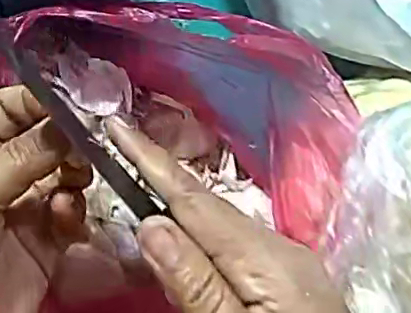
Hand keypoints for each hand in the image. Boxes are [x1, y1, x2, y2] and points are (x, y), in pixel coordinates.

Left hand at [0, 85, 90, 312]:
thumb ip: (18, 159)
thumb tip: (64, 124)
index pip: (7, 107)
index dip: (36, 99)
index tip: (73, 98)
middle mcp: (0, 171)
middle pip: (41, 139)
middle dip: (66, 137)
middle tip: (92, 142)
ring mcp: (24, 207)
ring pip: (61, 175)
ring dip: (75, 173)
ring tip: (81, 178)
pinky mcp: (44, 246)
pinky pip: (69, 216)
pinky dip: (75, 211)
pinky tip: (67, 216)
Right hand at [108, 120, 343, 312]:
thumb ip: (198, 286)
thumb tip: (148, 220)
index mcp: (269, 260)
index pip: (192, 197)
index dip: (147, 157)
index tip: (112, 122)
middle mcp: (284, 251)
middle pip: (207, 204)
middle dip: (160, 174)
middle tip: (116, 145)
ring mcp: (296, 269)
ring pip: (222, 222)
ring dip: (179, 202)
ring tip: (139, 179)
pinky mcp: (298, 289)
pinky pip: (236, 244)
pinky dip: (203, 231)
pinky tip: (187, 234)